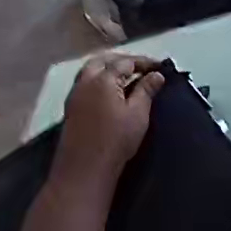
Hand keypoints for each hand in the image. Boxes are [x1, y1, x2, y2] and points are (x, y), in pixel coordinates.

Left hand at [53, 54, 164, 201]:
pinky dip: (99, 80)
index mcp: (102, 79)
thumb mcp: (138, 114)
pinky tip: (110, 92)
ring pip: (91, 70)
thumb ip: (147, 90)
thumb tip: (156, 75)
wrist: (84, 169)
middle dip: (122, 61)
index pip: (125, 62)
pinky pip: (85, 83)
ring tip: (126, 77)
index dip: (144, 62)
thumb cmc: (115, 140)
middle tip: (140, 68)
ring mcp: (75, 94)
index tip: (159, 67)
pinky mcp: (70, 108)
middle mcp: (85, 81)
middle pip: (104, 61)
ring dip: (108, 68)